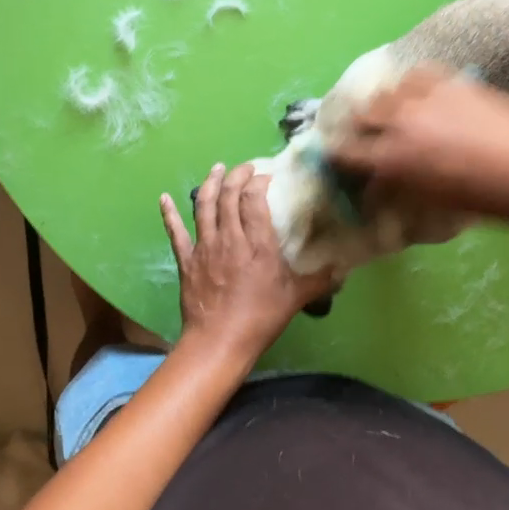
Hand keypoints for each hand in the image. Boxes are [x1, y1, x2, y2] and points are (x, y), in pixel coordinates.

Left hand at [158, 163, 329, 361]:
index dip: (259, 183)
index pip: (254, 200)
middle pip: (228, 196)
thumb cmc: (260, 318)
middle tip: (245, 168)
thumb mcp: (296, 298)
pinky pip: (175, 231)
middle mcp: (229, 238)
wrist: (219, 341)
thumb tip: (344, 269)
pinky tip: (164, 197)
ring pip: (204, 206)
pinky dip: (169, 213)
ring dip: (210, 183)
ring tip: (217, 169)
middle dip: (236, 176)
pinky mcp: (186, 260)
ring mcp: (204, 247)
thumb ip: (320, 280)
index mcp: (257, 244)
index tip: (266, 177)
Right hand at [326, 65, 508, 218]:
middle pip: (363, 114)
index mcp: (390, 160)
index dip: (339, 155)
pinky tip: (423, 95)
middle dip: (364, 126)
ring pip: (388, 91)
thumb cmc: (482, 200)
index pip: (346, 152)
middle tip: (375, 137)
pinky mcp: (448, 81)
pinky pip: (417, 74)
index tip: (339, 156)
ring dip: (389, 103)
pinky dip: (414, 84)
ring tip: (402, 113)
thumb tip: (381, 183)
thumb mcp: (430, 202)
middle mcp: (398, 124)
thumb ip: (399, 186)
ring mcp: (423, 98)